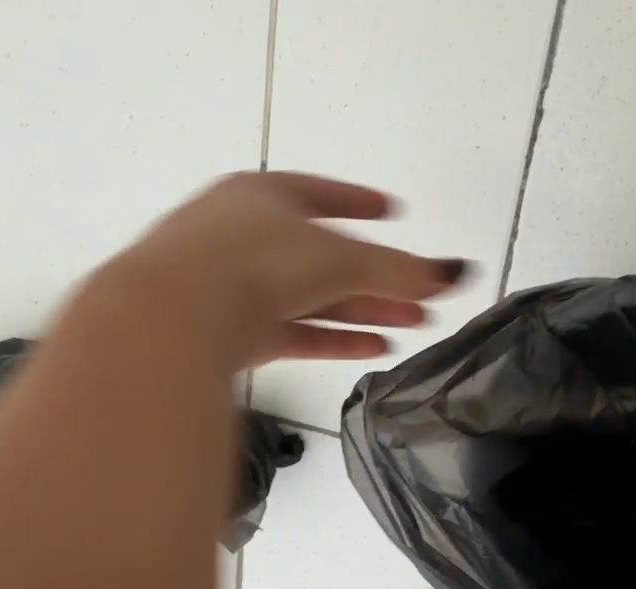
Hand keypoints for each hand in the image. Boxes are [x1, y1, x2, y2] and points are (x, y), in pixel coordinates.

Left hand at [108, 171, 470, 367]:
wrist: (176, 317)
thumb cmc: (259, 264)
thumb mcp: (344, 259)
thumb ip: (404, 271)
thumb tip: (459, 273)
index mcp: (261, 196)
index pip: (320, 192)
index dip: (360, 201)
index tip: (394, 211)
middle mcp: (246, 235)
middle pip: (325, 254)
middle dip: (379, 275)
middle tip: (423, 292)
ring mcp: (237, 285)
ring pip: (316, 296)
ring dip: (367, 309)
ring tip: (415, 323)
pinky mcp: (237, 331)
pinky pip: (300, 331)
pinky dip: (339, 338)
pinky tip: (378, 348)